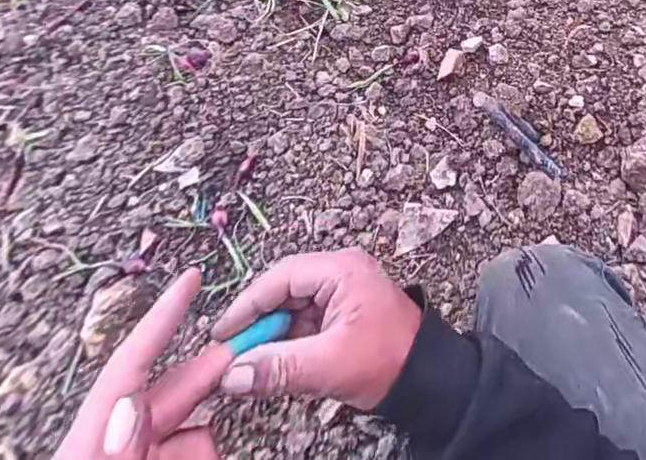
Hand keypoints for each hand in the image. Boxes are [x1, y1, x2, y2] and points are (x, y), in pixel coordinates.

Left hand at [52, 269, 233, 459]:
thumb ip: (109, 454)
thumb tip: (126, 407)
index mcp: (89, 447)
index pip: (127, 368)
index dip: (160, 319)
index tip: (190, 277)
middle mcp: (113, 446)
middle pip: (172, 392)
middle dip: (213, 374)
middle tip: (257, 348)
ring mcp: (137, 458)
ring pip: (191, 432)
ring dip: (205, 448)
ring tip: (206, 459)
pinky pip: (192, 452)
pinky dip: (203, 459)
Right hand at [209, 248, 420, 408]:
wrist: (424, 374)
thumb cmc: (387, 359)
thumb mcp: (329, 365)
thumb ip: (278, 368)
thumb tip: (230, 376)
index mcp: (342, 269)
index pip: (282, 277)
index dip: (247, 305)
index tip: (221, 335)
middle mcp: (340, 272)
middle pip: (283, 289)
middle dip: (255, 322)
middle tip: (227, 355)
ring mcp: (341, 290)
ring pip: (290, 307)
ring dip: (268, 335)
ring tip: (245, 365)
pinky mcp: (340, 311)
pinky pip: (302, 321)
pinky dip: (284, 341)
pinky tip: (270, 365)